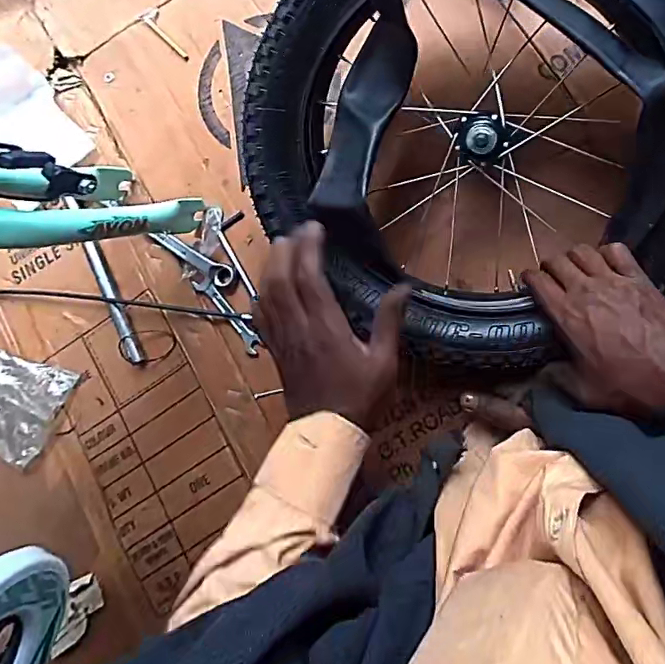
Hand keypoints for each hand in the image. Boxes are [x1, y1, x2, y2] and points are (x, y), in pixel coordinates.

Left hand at [255, 221, 409, 430]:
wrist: (327, 435)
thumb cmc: (359, 399)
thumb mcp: (384, 362)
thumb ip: (389, 322)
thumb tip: (404, 289)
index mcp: (325, 327)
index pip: (310, 278)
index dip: (309, 248)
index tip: (314, 228)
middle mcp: (299, 328)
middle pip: (281, 279)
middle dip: (285, 250)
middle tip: (295, 231)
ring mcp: (282, 340)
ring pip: (267, 295)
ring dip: (270, 266)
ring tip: (280, 247)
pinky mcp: (275, 351)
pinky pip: (261, 316)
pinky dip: (261, 294)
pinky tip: (266, 285)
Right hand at [521, 244, 664, 421]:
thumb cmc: (632, 384)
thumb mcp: (585, 392)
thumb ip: (557, 378)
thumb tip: (542, 373)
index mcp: (567, 314)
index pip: (537, 280)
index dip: (529, 279)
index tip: (531, 285)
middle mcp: (585, 290)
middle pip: (556, 260)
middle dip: (549, 267)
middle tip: (552, 278)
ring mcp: (613, 280)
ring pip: (582, 250)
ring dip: (574, 257)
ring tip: (577, 269)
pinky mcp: (638, 278)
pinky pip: (616, 251)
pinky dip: (607, 253)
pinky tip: (608, 265)